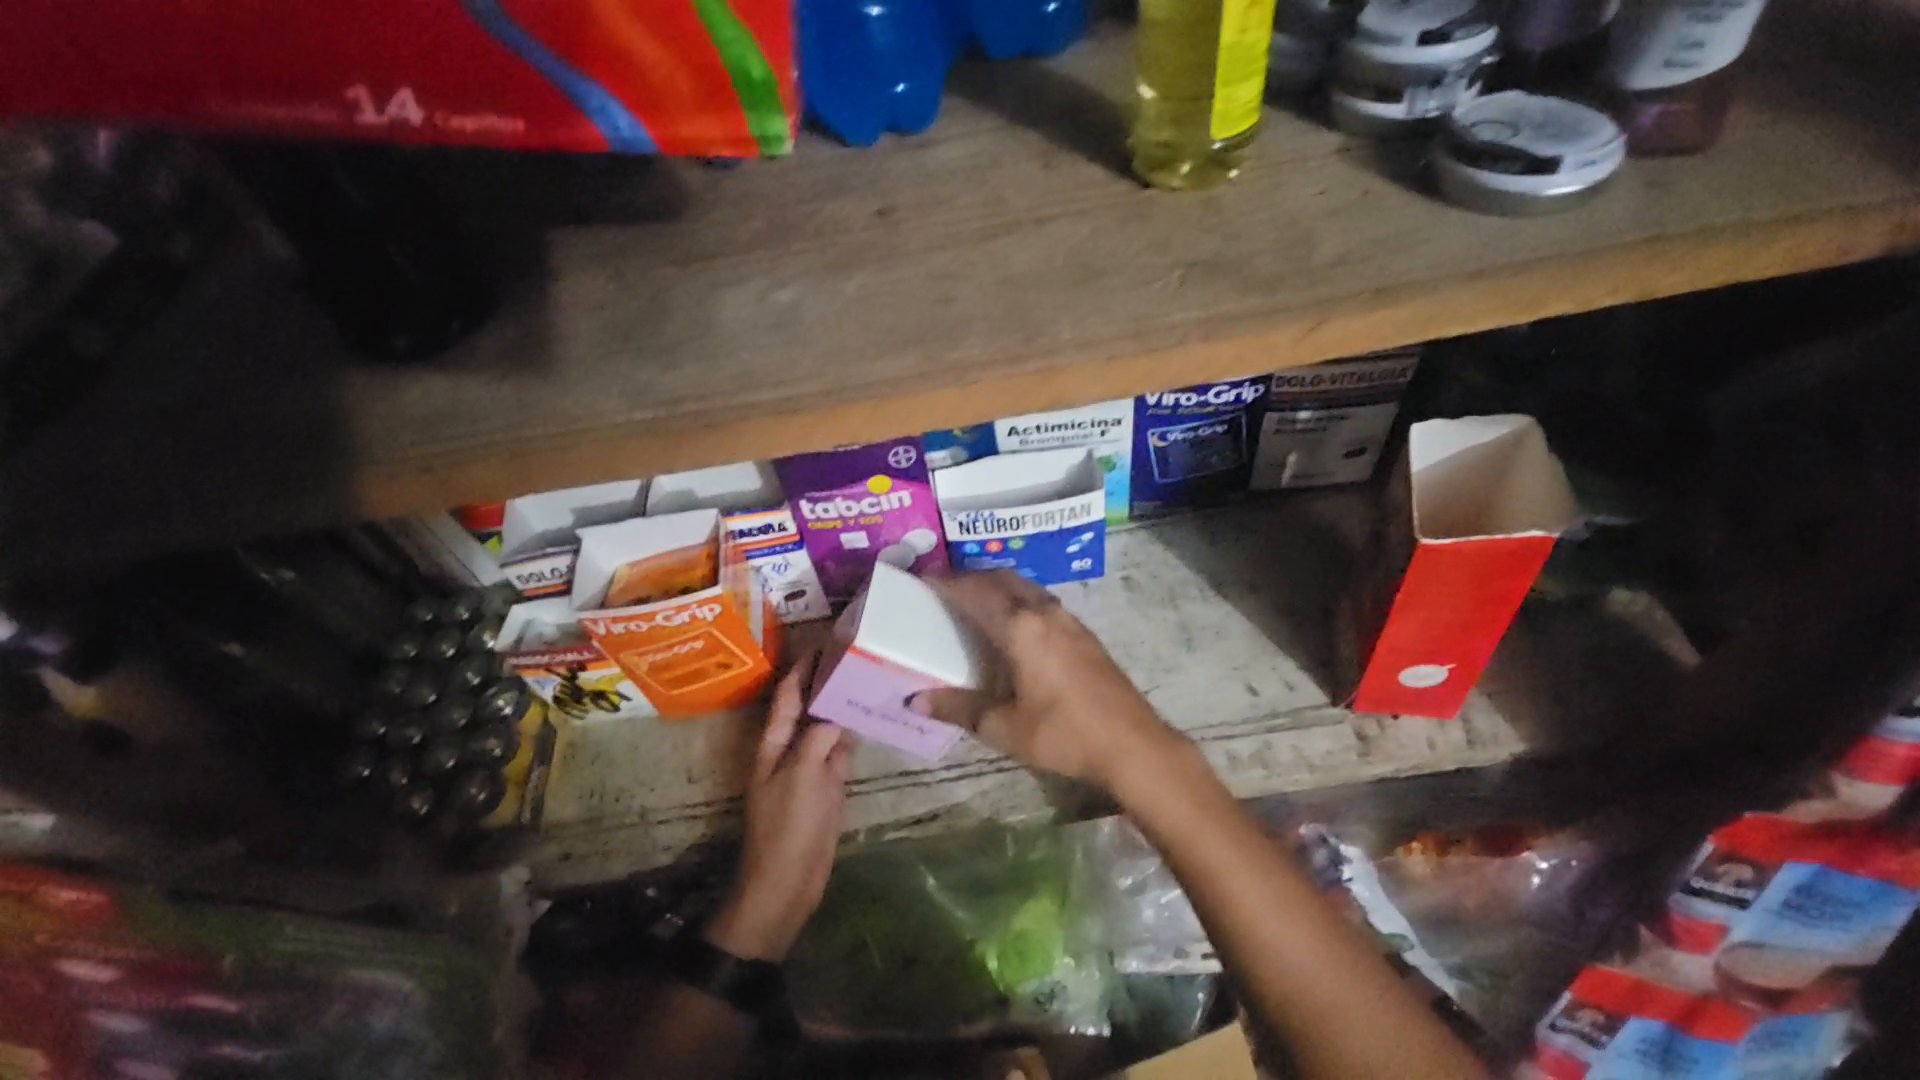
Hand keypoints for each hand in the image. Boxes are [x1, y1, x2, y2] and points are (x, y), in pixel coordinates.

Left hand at [707, 652, 850, 961]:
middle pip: (810, 707)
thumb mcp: (803, 774)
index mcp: (774, 742)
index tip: (825, 641)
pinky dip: (856, 735)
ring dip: (844, 706)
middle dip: (827, 681)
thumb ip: (820, 736)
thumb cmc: (788, 826)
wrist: (787, 882)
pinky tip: (874, 719)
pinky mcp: (830, 787)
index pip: (788, 694)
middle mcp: (792, 749)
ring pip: (829, 728)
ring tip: (869, 677)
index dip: (803, 668)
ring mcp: (812, 769)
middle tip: (857, 653)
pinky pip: (843, 753)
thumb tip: (839, 706)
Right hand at [914, 571, 1185, 794]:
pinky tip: (1014, 624)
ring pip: (1025, 586)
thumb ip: (960, 709)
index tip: (923, 581)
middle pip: (1002, 579)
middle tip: (945, 589)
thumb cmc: (1064, 735)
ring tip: (975, 601)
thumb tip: (916, 700)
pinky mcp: (1084, 633)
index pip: (976, 592)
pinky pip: (1042, 600)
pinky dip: (1018, 599)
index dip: (947, 583)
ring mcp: (1069, 620)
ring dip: (997, 585)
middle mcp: (1044, 613)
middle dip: (971, 578)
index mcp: (1021, 628)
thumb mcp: (1005, 728)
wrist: (1133, 744)